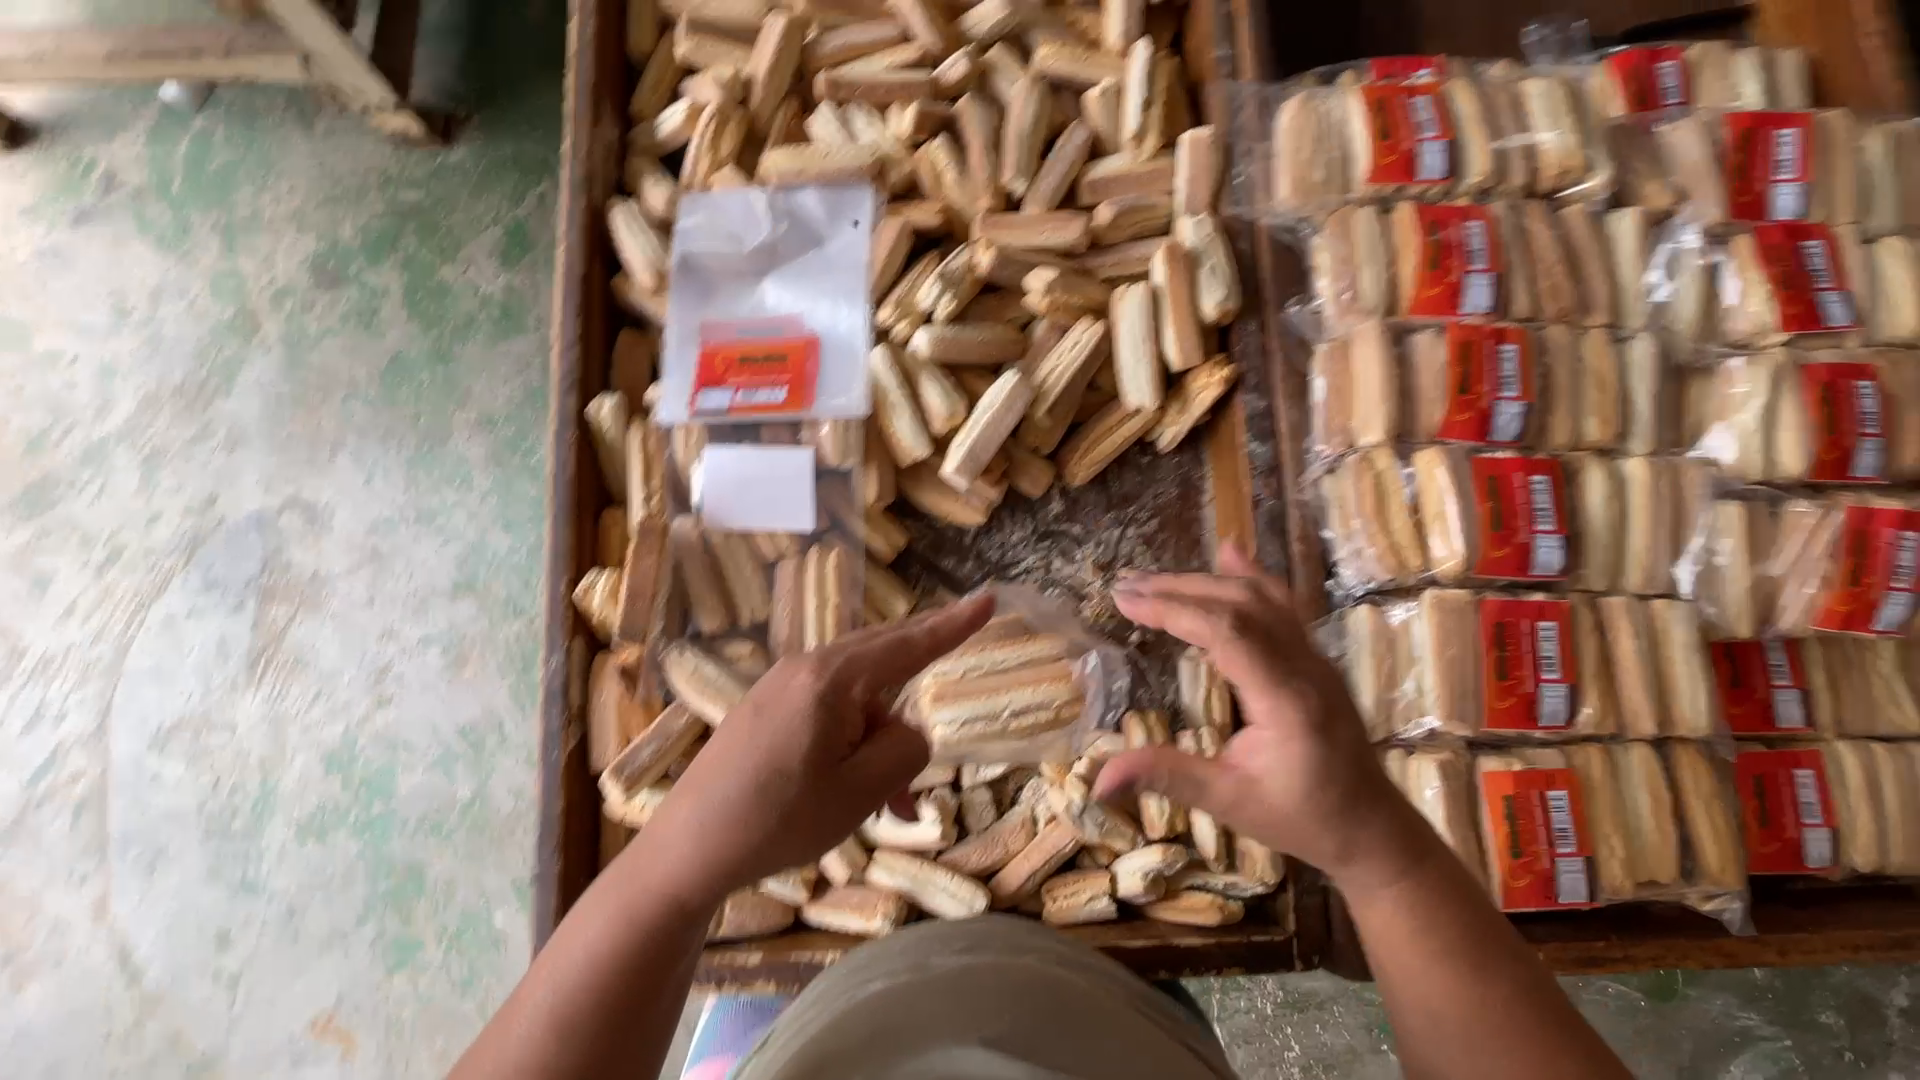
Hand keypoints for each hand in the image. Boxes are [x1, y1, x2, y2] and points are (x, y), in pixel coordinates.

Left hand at [631, 594, 995, 906]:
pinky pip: (828, 715)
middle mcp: (806, 668)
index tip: (989, 600)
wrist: (687, 850)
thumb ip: (904, 749)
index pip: (909, 644)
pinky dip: (851, 750)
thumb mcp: (860, 791)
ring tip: (887, 808)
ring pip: (856, 703)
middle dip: (909, 717)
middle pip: (882, 668)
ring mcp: (781, 687)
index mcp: (833, 678)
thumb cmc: (779, 819)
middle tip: (929, 741)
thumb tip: (906, 729)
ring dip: (878, 749)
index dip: (954, 626)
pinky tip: (850, 796)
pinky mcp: (766, 710)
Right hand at [1092, 546, 1423, 892]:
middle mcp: (1305, 665)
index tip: (1124, 601)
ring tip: (1153, 578)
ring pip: (1261, 597)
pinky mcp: (1314, 657)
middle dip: (1178, 588)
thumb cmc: (1302, 819)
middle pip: (1240, 603)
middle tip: (1124, 585)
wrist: (1372, 828)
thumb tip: (1097, 779)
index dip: (1172, 609)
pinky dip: (1249, 576)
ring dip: (1204, 581)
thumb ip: (1167, 777)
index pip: (1226, 631)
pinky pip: (1282, 604)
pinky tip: (1228, 553)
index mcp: (1286, 698)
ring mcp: (1315, 657)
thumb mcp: (1230, 803)